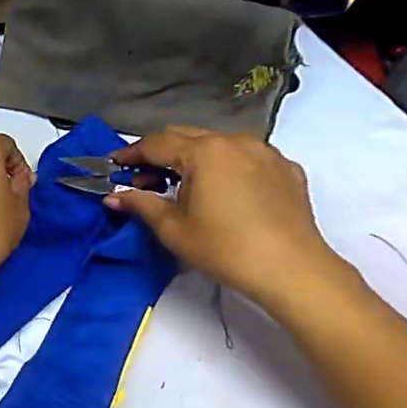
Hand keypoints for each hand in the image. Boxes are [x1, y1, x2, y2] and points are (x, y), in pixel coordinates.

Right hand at [105, 126, 346, 307]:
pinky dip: (228, 168)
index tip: (114, 165)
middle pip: (186, 137)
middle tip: (145, 180)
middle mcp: (235, 141)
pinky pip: (247, 158)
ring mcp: (265, 153)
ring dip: (195, 158)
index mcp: (203, 151)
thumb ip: (140, 204)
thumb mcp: (172, 228)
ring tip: (185, 186)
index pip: (156, 144)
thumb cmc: (224, 248)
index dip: (131, 154)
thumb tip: (114, 195)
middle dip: (162, 154)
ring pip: (218, 144)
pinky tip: (224, 193)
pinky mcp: (287, 169)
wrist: (292, 271)